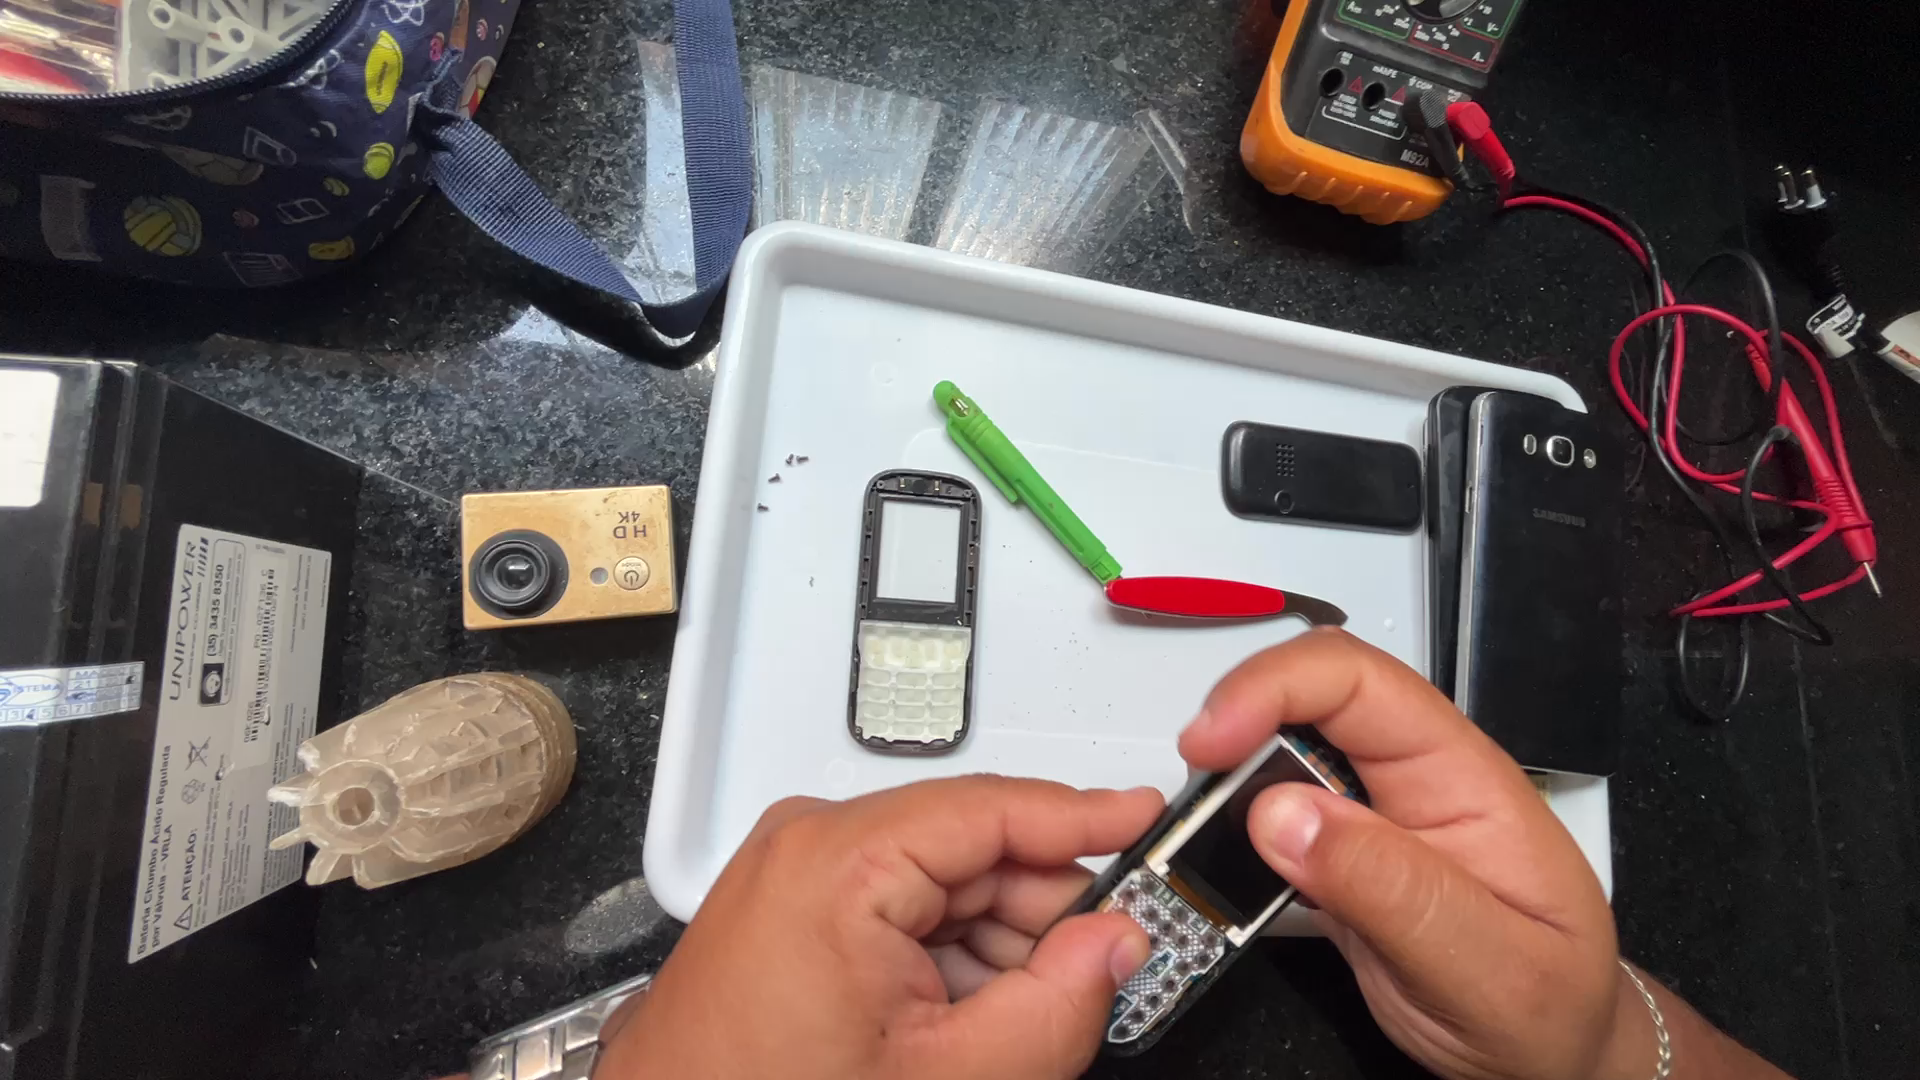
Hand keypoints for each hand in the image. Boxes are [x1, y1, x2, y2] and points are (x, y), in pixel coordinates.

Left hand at [599, 777, 1163, 1079]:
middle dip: (1042, 908)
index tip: (1141, 814)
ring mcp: (803, 866)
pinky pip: (906, 901)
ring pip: (945, 880)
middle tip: (1099, 961)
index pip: (992, 808)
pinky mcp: (800, 895)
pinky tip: (965, 1014)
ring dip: (998, 942)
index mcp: (839, 861)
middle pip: (973, 848)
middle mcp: (815, 841)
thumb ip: (1051, 1008)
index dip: (1081, 812)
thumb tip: (1113, 942)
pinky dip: (952, 951)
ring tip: (1012, 1018)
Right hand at [1180, 629, 1634, 1079]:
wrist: (1543, 1049)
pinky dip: (1228, 799)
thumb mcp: (1490, 973)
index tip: (1211, 743)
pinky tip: (1219, 836)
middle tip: (1199, 778)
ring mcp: (1363, 794)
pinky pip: (1266, 784)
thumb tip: (1275, 815)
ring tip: (1204, 816)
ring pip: (1278, 729)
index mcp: (1458, 773)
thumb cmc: (1542, 1011)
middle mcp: (1404, 765)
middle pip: (1307, 685)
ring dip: (1229, 760)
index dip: (1272, 687)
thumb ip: (1391, 892)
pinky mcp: (1330, 826)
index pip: (1357, 680)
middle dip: (1239, 712)